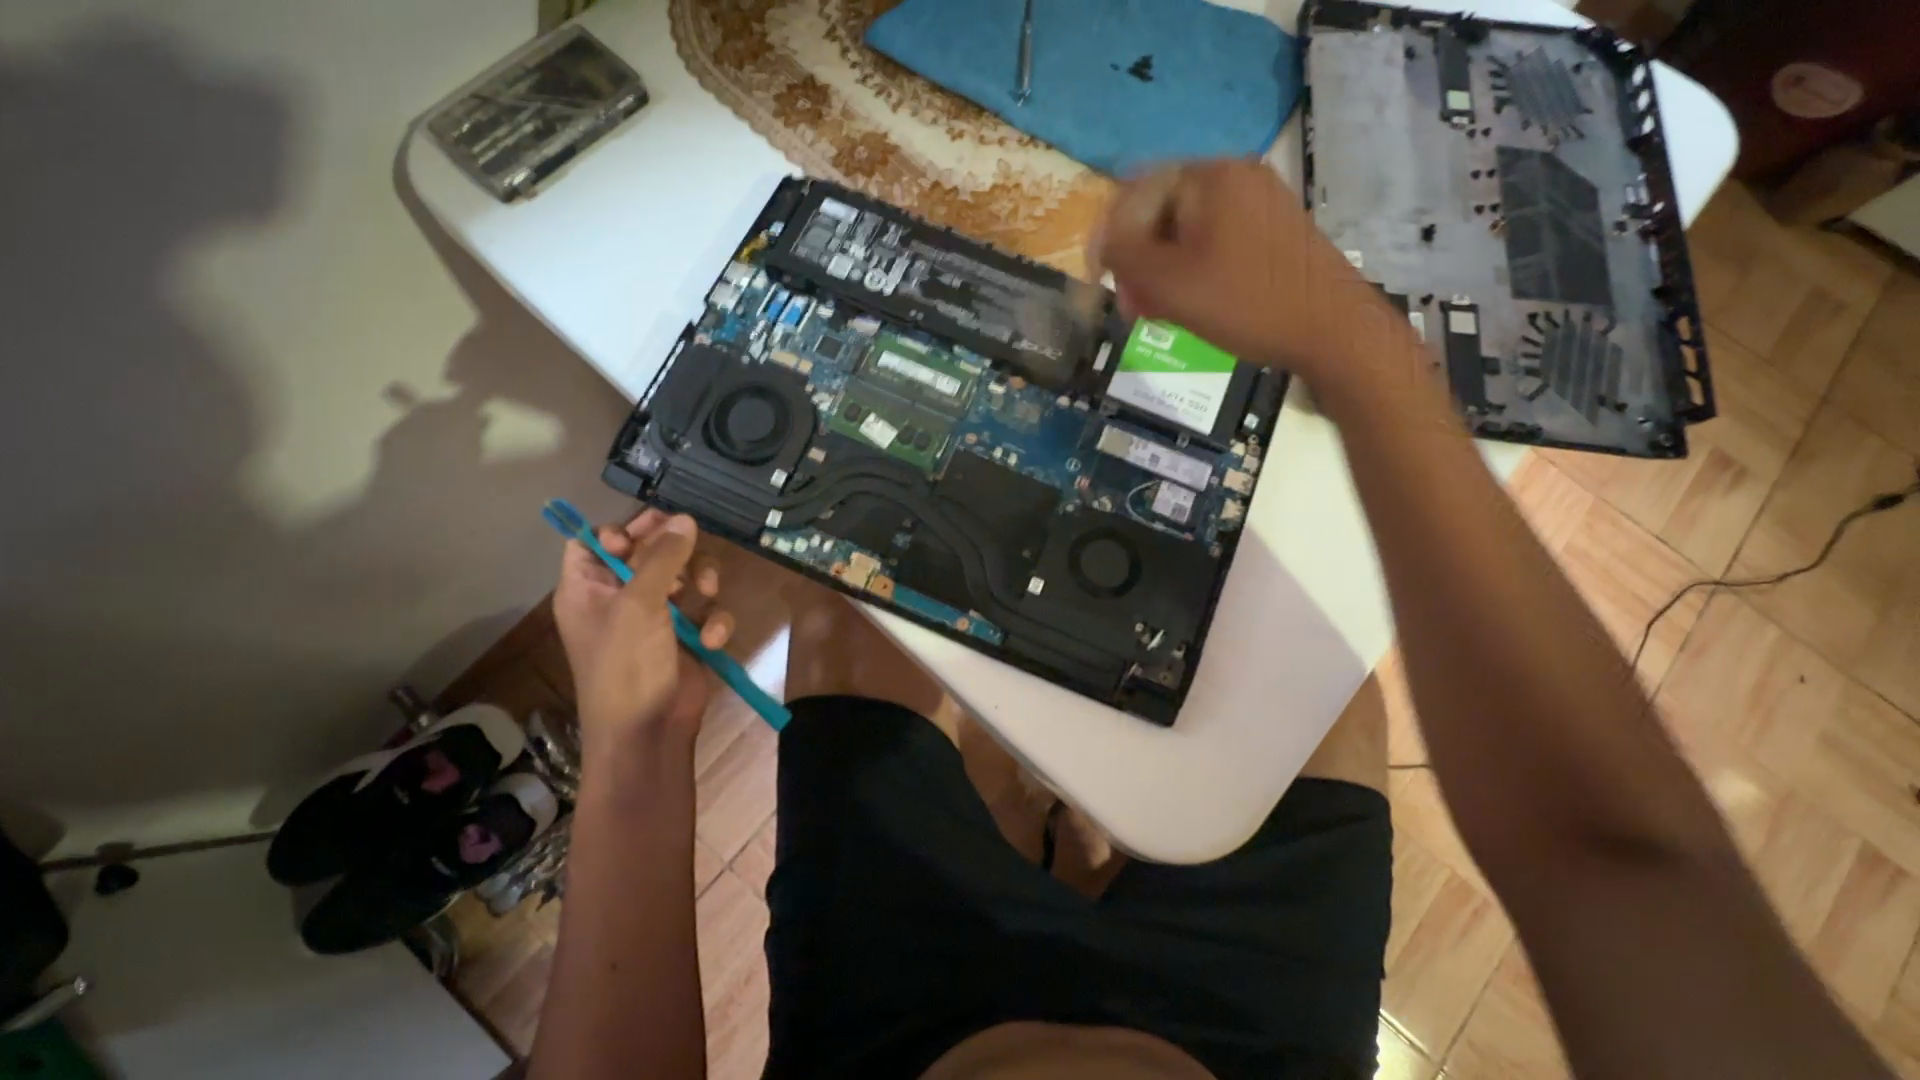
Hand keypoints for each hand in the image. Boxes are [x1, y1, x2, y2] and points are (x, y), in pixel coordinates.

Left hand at [553, 510, 735, 749]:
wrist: (648, 733)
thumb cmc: (625, 666)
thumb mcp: (639, 605)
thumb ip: (662, 557)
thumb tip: (685, 518)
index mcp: (587, 589)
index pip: (595, 541)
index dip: (621, 531)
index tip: (648, 530)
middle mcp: (619, 599)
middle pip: (648, 552)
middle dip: (674, 552)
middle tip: (691, 545)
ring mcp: (654, 618)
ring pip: (684, 577)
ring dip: (701, 581)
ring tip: (707, 593)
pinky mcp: (685, 638)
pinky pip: (705, 612)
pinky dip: (713, 621)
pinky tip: (712, 641)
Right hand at [1090, 159, 1413, 391]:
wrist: (1333, 330)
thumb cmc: (1246, 303)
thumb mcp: (1169, 284)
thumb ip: (1124, 256)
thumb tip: (1104, 243)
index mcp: (1209, 176)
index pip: (1134, 195)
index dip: (1107, 238)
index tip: (1098, 280)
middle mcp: (1236, 176)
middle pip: (1161, 211)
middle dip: (1137, 259)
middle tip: (1128, 304)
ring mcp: (1260, 202)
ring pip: (1187, 231)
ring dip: (1162, 270)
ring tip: (1154, 312)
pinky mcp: (1274, 231)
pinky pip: (1215, 242)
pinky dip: (1192, 270)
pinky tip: (1187, 305)